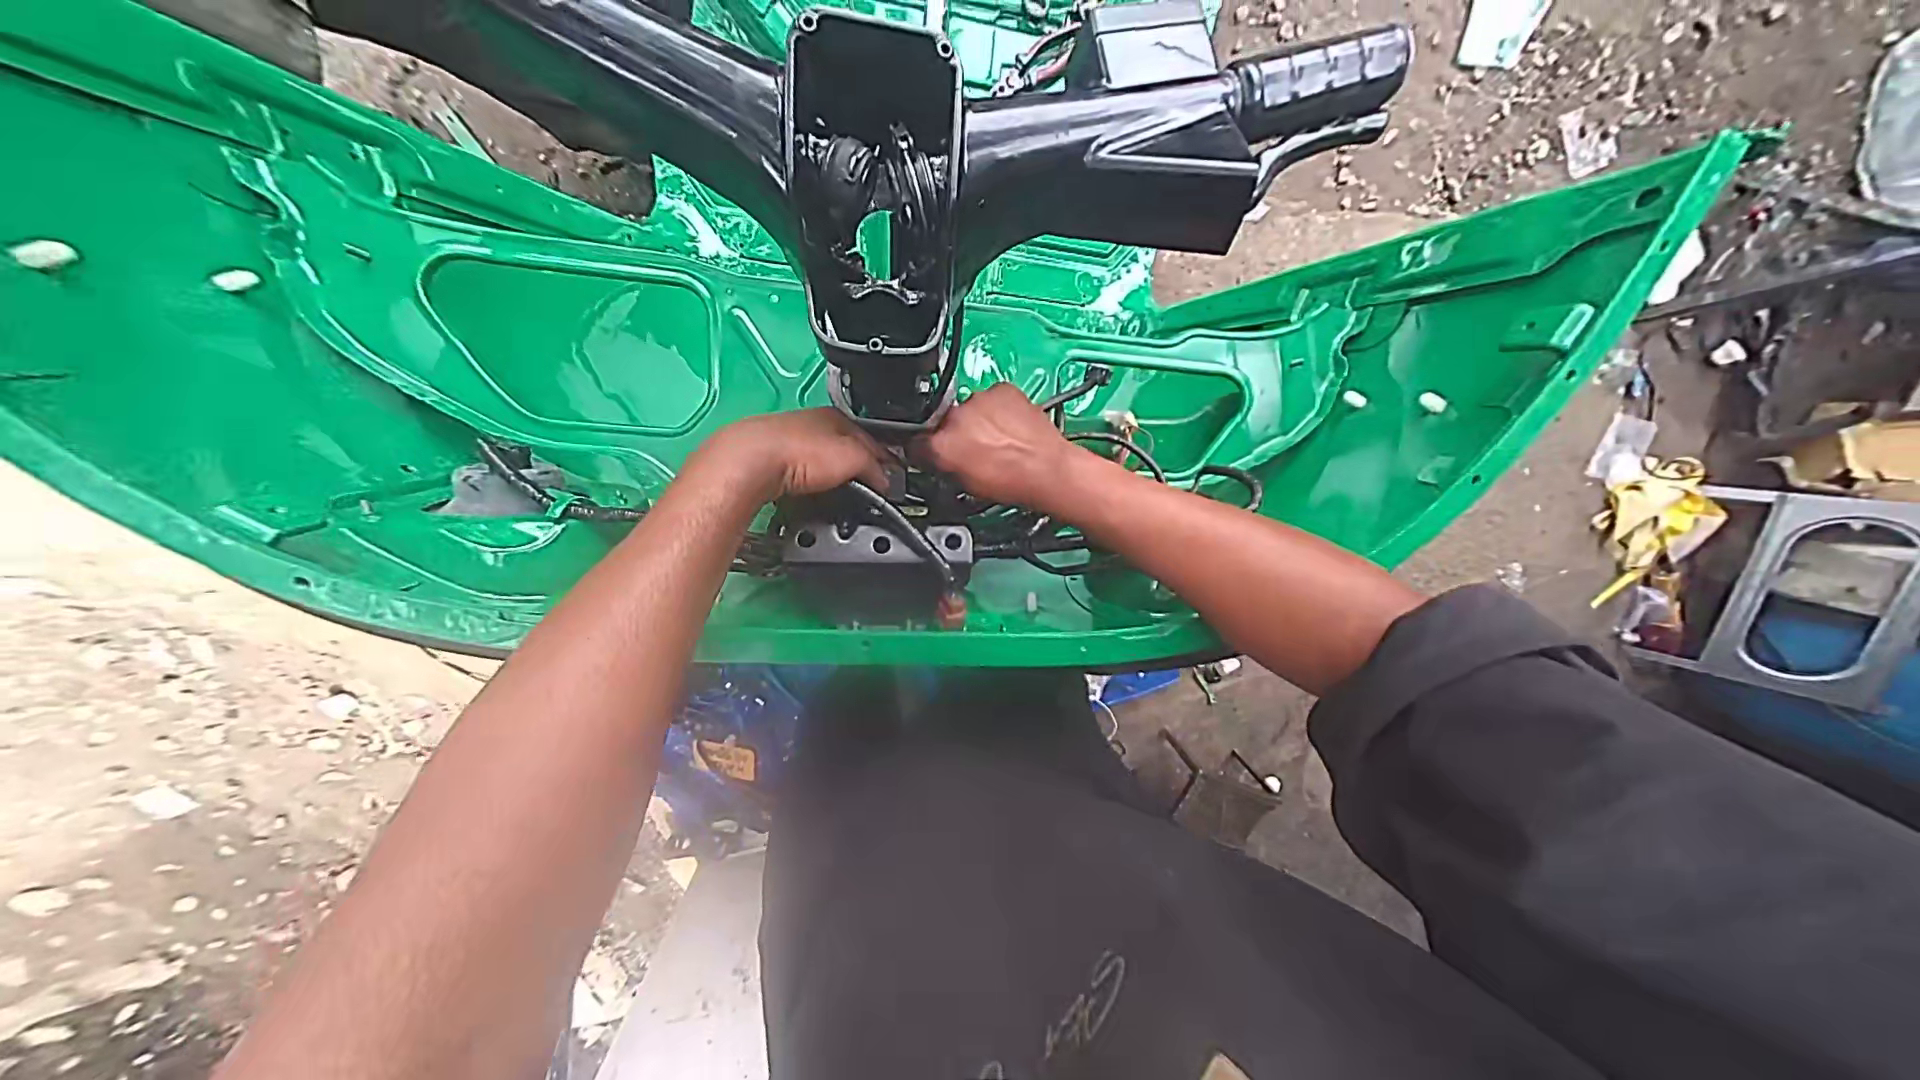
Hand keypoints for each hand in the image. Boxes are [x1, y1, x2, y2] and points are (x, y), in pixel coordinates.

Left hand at [690, 409, 891, 501]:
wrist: (752, 464)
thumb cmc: (799, 451)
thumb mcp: (854, 457)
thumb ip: (876, 466)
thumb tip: (886, 480)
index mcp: (836, 418)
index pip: (871, 439)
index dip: (885, 460)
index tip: (891, 478)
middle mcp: (812, 425)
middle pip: (846, 449)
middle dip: (859, 468)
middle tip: (869, 490)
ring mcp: (790, 442)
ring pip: (822, 463)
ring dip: (833, 478)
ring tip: (841, 496)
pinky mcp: (773, 463)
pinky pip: (802, 476)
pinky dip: (811, 487)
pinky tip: (812, 496)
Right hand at [914, 383, 1078, 510]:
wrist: (1047, 470)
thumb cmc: (1012, 483)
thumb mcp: (965, 484)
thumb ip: (944, 466)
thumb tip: (938, 458)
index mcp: (940, 446)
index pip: (917, 441)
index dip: (927, 449)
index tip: (935, 452)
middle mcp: (955, 418)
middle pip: (944, 422)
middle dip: (955, 434)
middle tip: (974, 450)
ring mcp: (978, 400)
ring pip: (968, 408)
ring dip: (977, 420)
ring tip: (997, 440)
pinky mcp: (1001, 389)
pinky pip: (991, 397)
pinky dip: (997, 408)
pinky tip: (1008, 427)